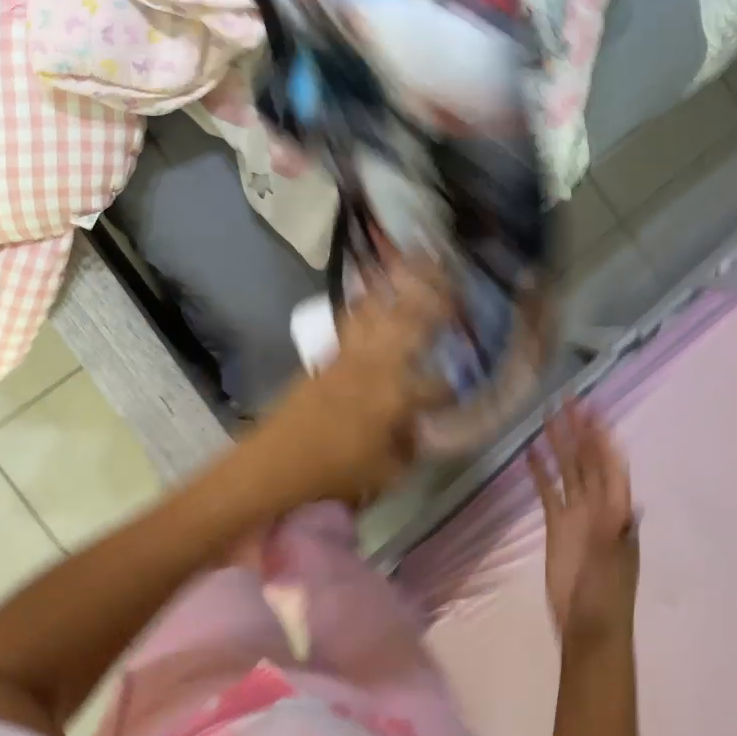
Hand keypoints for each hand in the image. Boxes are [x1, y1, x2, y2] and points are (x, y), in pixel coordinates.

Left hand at [243, 260, 451, 507]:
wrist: (276, 460)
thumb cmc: (334, 473)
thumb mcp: (386, 474)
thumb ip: (410, 448)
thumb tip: (423, 430)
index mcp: (397, 396)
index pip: (438, 386)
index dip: (452, 388)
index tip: (459, 389)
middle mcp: (377, 365)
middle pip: (412, 322)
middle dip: (436, 298)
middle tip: (454, 278)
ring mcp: (351, 354)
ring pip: (381, 311)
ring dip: (401, 287)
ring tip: (418, 262)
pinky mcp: (329, 354)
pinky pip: (354, 320)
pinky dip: (368, 302)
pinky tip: (374, 290)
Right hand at [528, 407, 639, 645]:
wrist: (588, 629)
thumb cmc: (607, 593)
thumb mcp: (612, 558)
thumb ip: (611, 526)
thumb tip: (613, 495)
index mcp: (617, 508)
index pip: (610, 463)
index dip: (601, 435)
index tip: (591, 407)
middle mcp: (598, 504)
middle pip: (588, 459)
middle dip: (579, 430)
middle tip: (566, 398)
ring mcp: (576, 514)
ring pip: (568, 470)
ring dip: (559, 443)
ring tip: (546, 415)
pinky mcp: (556, 526)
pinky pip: (548, 491)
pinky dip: (540, 472)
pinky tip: (529, 452)